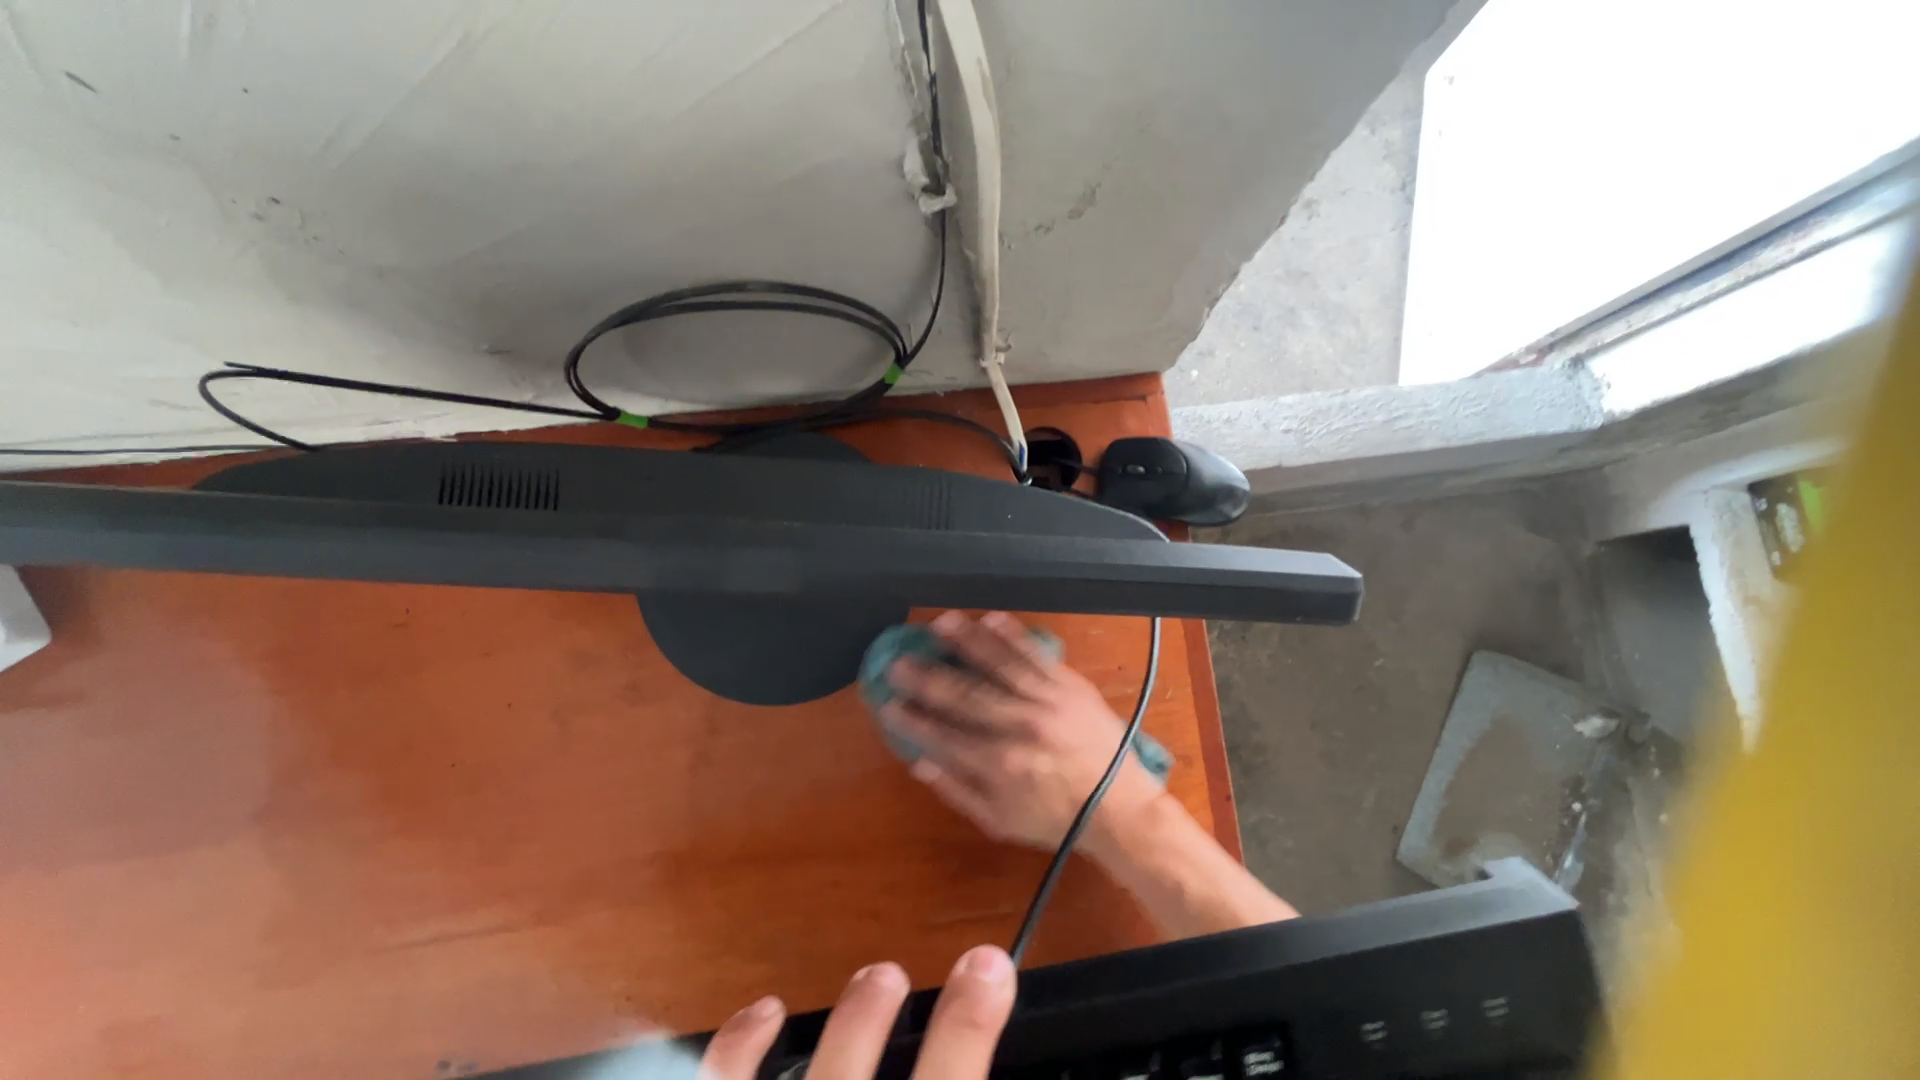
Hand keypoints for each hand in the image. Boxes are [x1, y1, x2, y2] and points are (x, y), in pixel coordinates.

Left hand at [700, 946, 1016, 1079]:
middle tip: (888, 974)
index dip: (969, 1023)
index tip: (989, 964)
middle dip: (871, 1016)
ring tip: (866, 981)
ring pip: (800, 1072)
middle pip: (854, 1069)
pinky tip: (757, 1014)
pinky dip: (734, 1046)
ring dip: (829, 1024)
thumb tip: (958, 1058)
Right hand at [881, 611, 1164, 851]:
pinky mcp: (1069, 686)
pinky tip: (990, 618)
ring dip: (966, 641)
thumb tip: (919, 762)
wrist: (1119, 808)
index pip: (944, 735)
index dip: (913, 719)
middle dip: (927, 677)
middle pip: (965, 695)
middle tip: (899, 662)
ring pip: (999, 664)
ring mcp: (1047, 702)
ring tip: (939, 624)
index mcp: (1000, 766)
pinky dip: (1013, 635)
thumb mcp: (999, 821)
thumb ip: (956, 789)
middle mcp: (1020, 728)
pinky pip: (1036, 655)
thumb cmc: (1055, 818)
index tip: (888, 703)